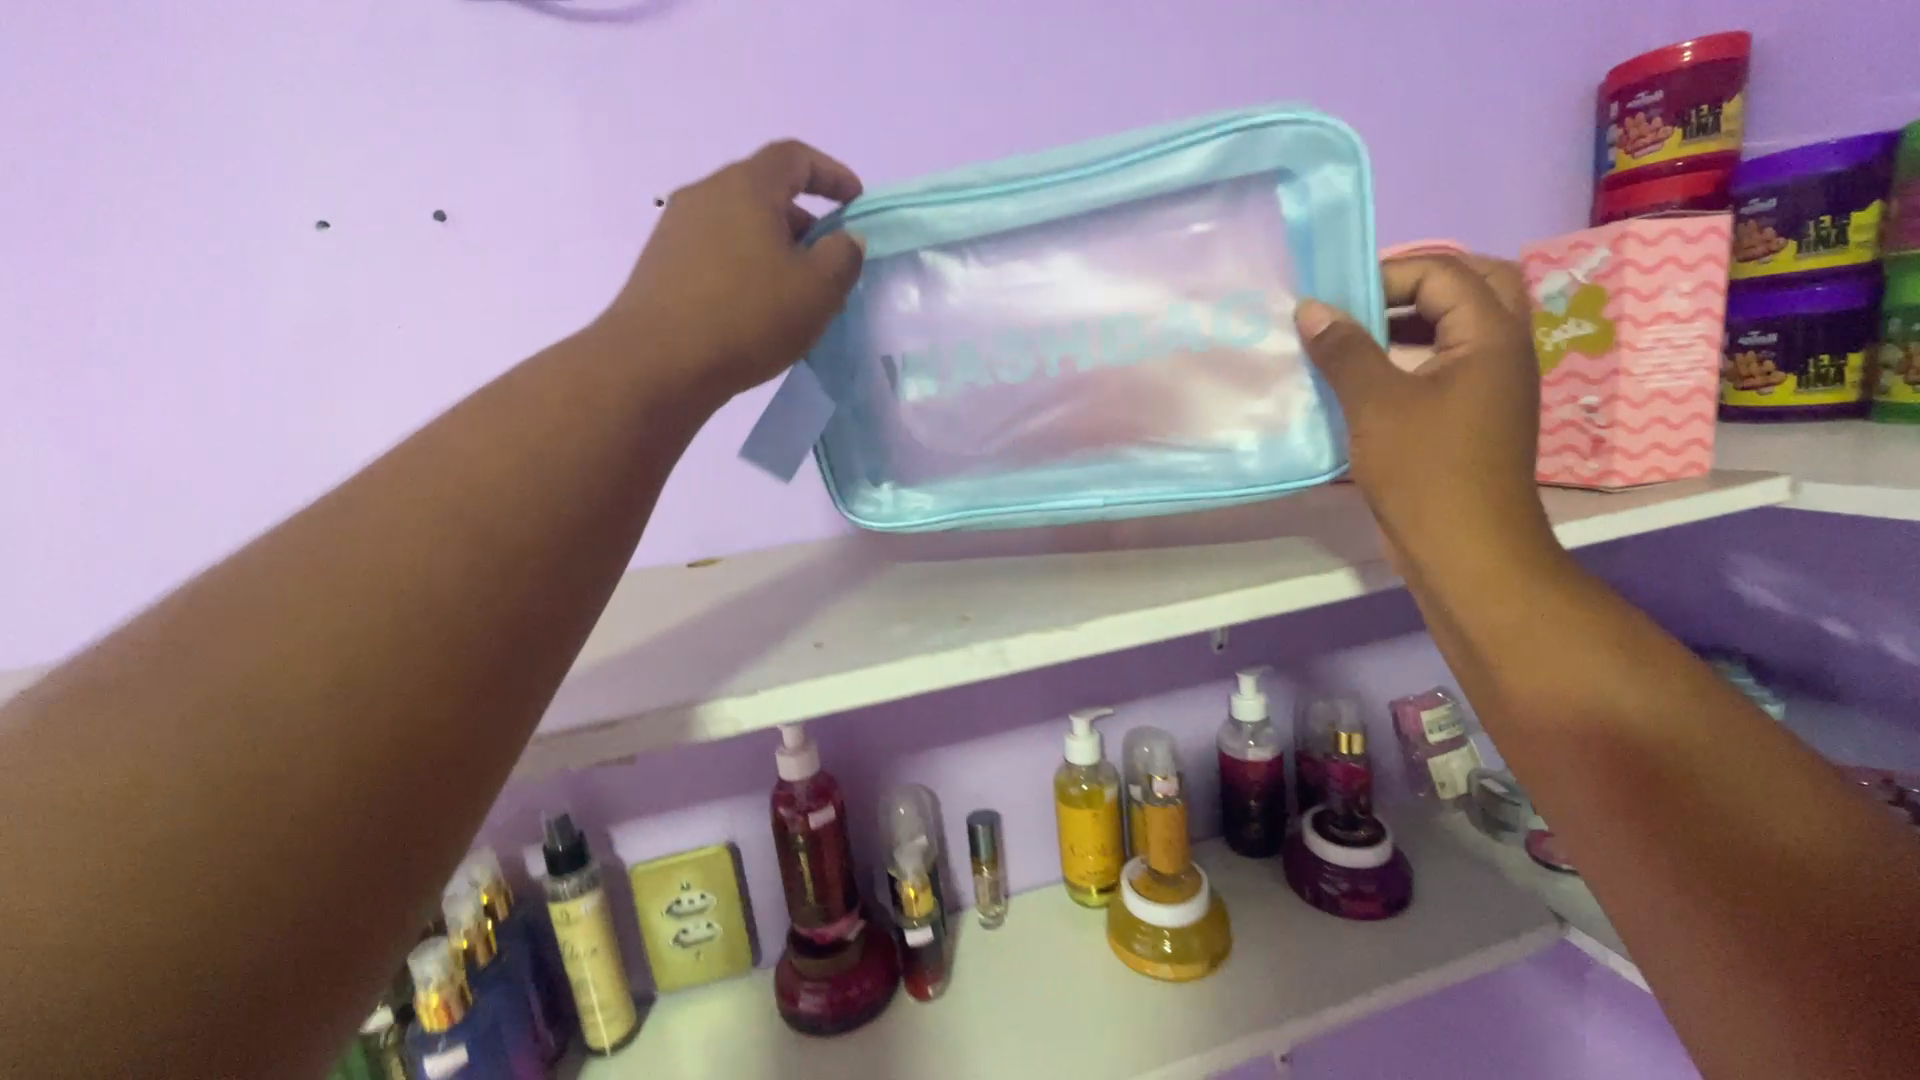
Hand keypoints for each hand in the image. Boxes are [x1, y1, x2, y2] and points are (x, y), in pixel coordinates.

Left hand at [598, 140, 866, 403]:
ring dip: (773, 249)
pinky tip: (756, 311)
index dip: (831, 173)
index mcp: (746, 186)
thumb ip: (843, 255)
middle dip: (803, 220)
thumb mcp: (818, 289)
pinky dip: (745, 269)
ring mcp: (677, 230)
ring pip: (739, 226)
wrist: (657, 364)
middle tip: (827, 261)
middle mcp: (706, 195)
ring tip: (794, 293)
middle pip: (764, 192)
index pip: (794, 158)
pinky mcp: (661, 266)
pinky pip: (716, 254)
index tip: (855, 201)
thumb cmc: (747, 316)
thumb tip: (843, 239)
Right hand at [1295, 255, 1551, 563]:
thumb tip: (1311, 309)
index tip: (1334, 299)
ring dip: (1413, 321)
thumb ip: (1344, 350)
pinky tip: (1368, 381)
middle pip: (1472, 286)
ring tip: (1356, 339)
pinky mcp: (1475, 416)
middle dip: (1414, 285)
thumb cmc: (1425, 471)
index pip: (1443, 271)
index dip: (1386, 275)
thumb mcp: (1375, 405)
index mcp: (1491, 335)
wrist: (1466, 551)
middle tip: (1362, 303)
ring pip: (1461, 327)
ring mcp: (1492, 385)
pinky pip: (1449, 364)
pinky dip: (1413, 357)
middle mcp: (1503, 350)